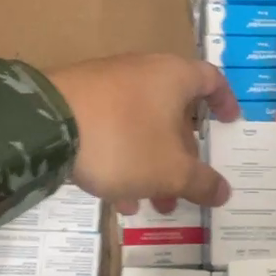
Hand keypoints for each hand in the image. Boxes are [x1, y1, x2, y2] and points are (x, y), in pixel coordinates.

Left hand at [47, 53, 240, 212]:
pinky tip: (116, 196)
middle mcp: (144, 71)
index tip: (230, 124)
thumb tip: (224, 192)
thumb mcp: (169, 171)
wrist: (46, 124)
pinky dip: (122, 158)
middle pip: (175, 113)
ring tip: (148, 203)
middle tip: (183, 190)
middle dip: (181, 156)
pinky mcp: (80, 99)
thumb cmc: (123, 140)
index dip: (225, 102)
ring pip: (143, 126)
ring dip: (151, 165)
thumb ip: (200, 182)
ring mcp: (108, 83)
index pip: (212, 80)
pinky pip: (113, 128)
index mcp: (174, 77)